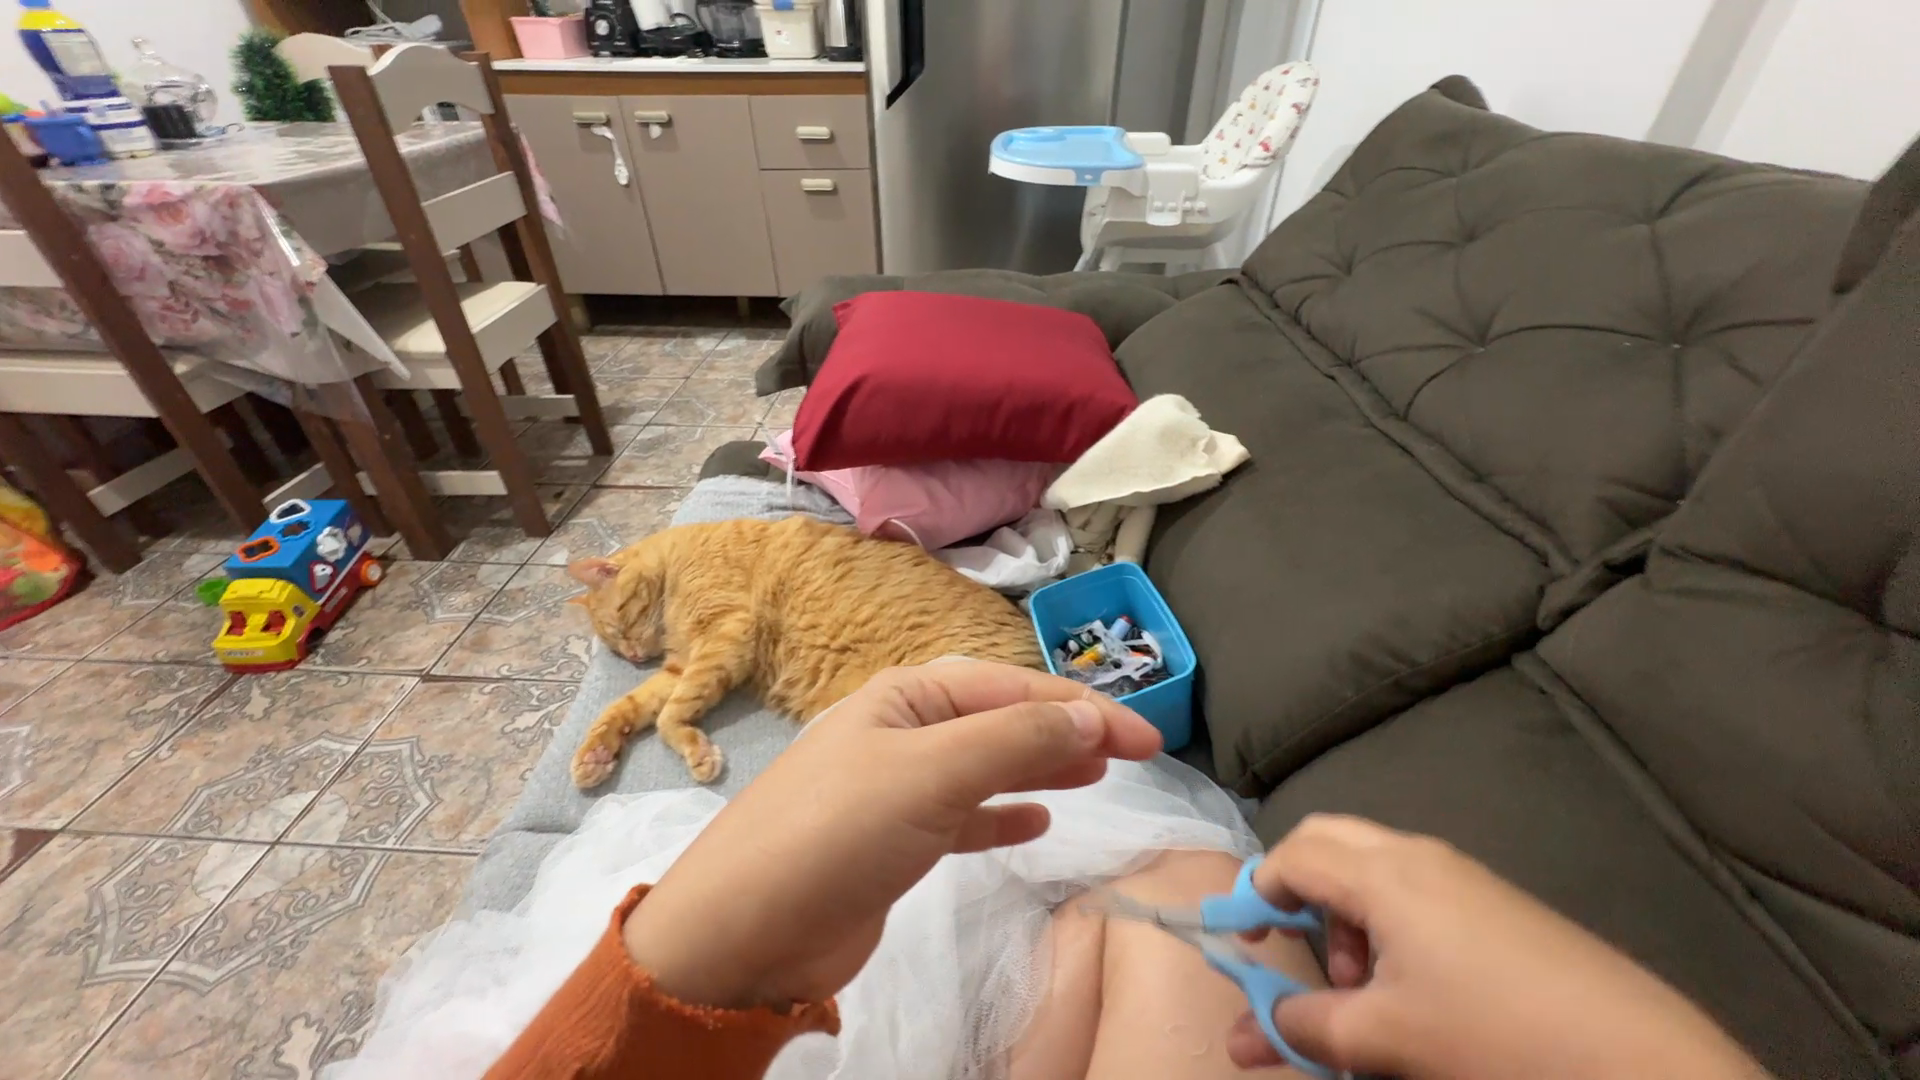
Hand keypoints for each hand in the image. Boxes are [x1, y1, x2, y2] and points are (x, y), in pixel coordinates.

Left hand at [620, 660, 1162, 1009]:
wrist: (743, 932)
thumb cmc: (837, 831)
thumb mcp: (931, 772)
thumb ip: (1013, 741)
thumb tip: (1088, 720)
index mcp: (906, 697)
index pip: (1011, 688)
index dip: (1080, 708)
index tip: (1145, 738)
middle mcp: (902, 732)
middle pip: (1000, 720)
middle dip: (1066, 732)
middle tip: (1133, 754)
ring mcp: (897, 788)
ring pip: (986, 765)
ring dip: (1040, 766)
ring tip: (1094, 775)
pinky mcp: (894, 842)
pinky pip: (963, 816)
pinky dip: (1002, 814)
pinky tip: (1035, 821)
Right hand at [1228, 815, 1769, 1079]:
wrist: (1653, 1065)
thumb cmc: (1497, 1040)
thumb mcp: (1386, 1041)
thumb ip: (1307, 1028)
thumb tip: (1257, 1029)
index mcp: (1382, 873)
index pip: (1290, 858)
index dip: (1254, 894)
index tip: (1242, 940)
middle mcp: (1415, 855)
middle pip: (1325, 840)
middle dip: (1294, 885)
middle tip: (1293, 943)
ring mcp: (1460, 873)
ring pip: (1369, 864)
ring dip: (1342, 911)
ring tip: (1360, 985)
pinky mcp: (1495, 900)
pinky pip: (1412, 887)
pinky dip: (1384, 920)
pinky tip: (1412, 986)